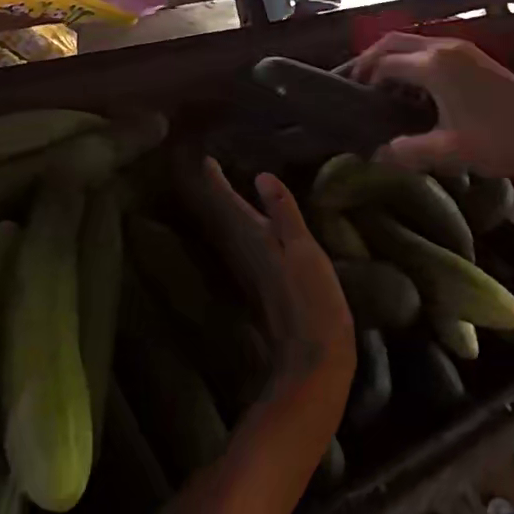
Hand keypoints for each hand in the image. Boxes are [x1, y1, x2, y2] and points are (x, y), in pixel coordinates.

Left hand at [181, 158, 354, 382]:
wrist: (310, 358)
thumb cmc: (311, 299)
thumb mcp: (303, 250)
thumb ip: (283, 213)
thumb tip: (260, 174)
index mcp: (251, 235)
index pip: (224, 199)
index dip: (213, 177)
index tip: (203, 155)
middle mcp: (240, 248)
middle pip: (220, 212)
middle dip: (213, 188)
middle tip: (208, 162)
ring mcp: (247, 268)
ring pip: (229, 227)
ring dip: (225, 205)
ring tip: (224, 182)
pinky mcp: (257, 282)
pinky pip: (241, 241)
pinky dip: (240, 223)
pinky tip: (248, 220)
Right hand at [346, 32, 513, 181]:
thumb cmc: (503, 141)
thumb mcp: (450, 152)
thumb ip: (406, 152)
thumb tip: (375, 155)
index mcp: (434, 65)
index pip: (383, 64)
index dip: (363, 80)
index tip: (353, 102)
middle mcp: (444, 47)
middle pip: (391, 43)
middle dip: (369, 60)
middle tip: (356, 85)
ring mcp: (462, 49)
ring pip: (411, 43)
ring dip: (392, 60)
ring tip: (381, 89)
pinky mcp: (475, 57)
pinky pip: (429, 50)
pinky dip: (412, 62)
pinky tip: (414, 91)